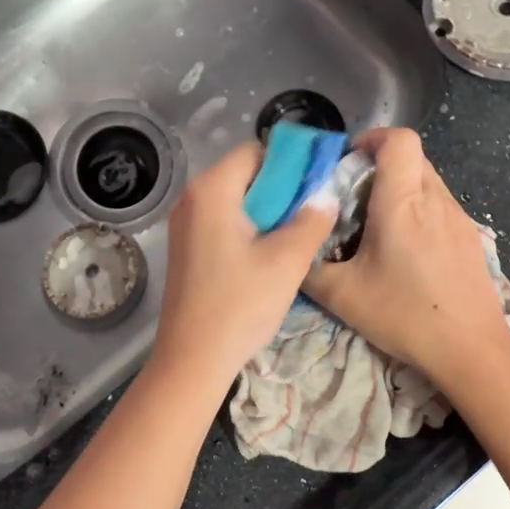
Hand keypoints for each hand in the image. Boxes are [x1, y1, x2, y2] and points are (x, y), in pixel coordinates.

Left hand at [152, 141, 334, 389]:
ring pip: (233, 198)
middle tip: (310, 215)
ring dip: (265, 210)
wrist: (192, 358)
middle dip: (279, 188)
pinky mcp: (185, 245)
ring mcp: (183, 222)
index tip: (315, 186)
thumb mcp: (287, 262)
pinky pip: (220, 219)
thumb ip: (311, 220)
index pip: (255, 151)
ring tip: (292, 238)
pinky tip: (266, 255)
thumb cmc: (239, 305)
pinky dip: (246, 226)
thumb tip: (326, 194)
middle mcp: (191, 197)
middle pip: (243, 173)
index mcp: (211, 189)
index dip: (288, 163)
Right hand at [303, 129, 509, 391]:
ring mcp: (457, 217)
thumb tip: (288, 248)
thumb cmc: (406, 316)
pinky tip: (403, 247)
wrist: (473, 352)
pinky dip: (416, 209)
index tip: (348, 159)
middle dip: (378, 164)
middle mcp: (434, 200)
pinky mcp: (469, 237)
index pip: (399, 139)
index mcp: (402, 203)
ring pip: (426, 179)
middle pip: (410, 156)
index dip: (372, 137)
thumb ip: (308, 267)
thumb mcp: (343, 296)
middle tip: (351, 193)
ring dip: (398, 187)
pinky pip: (438, 204)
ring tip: (374, 222)